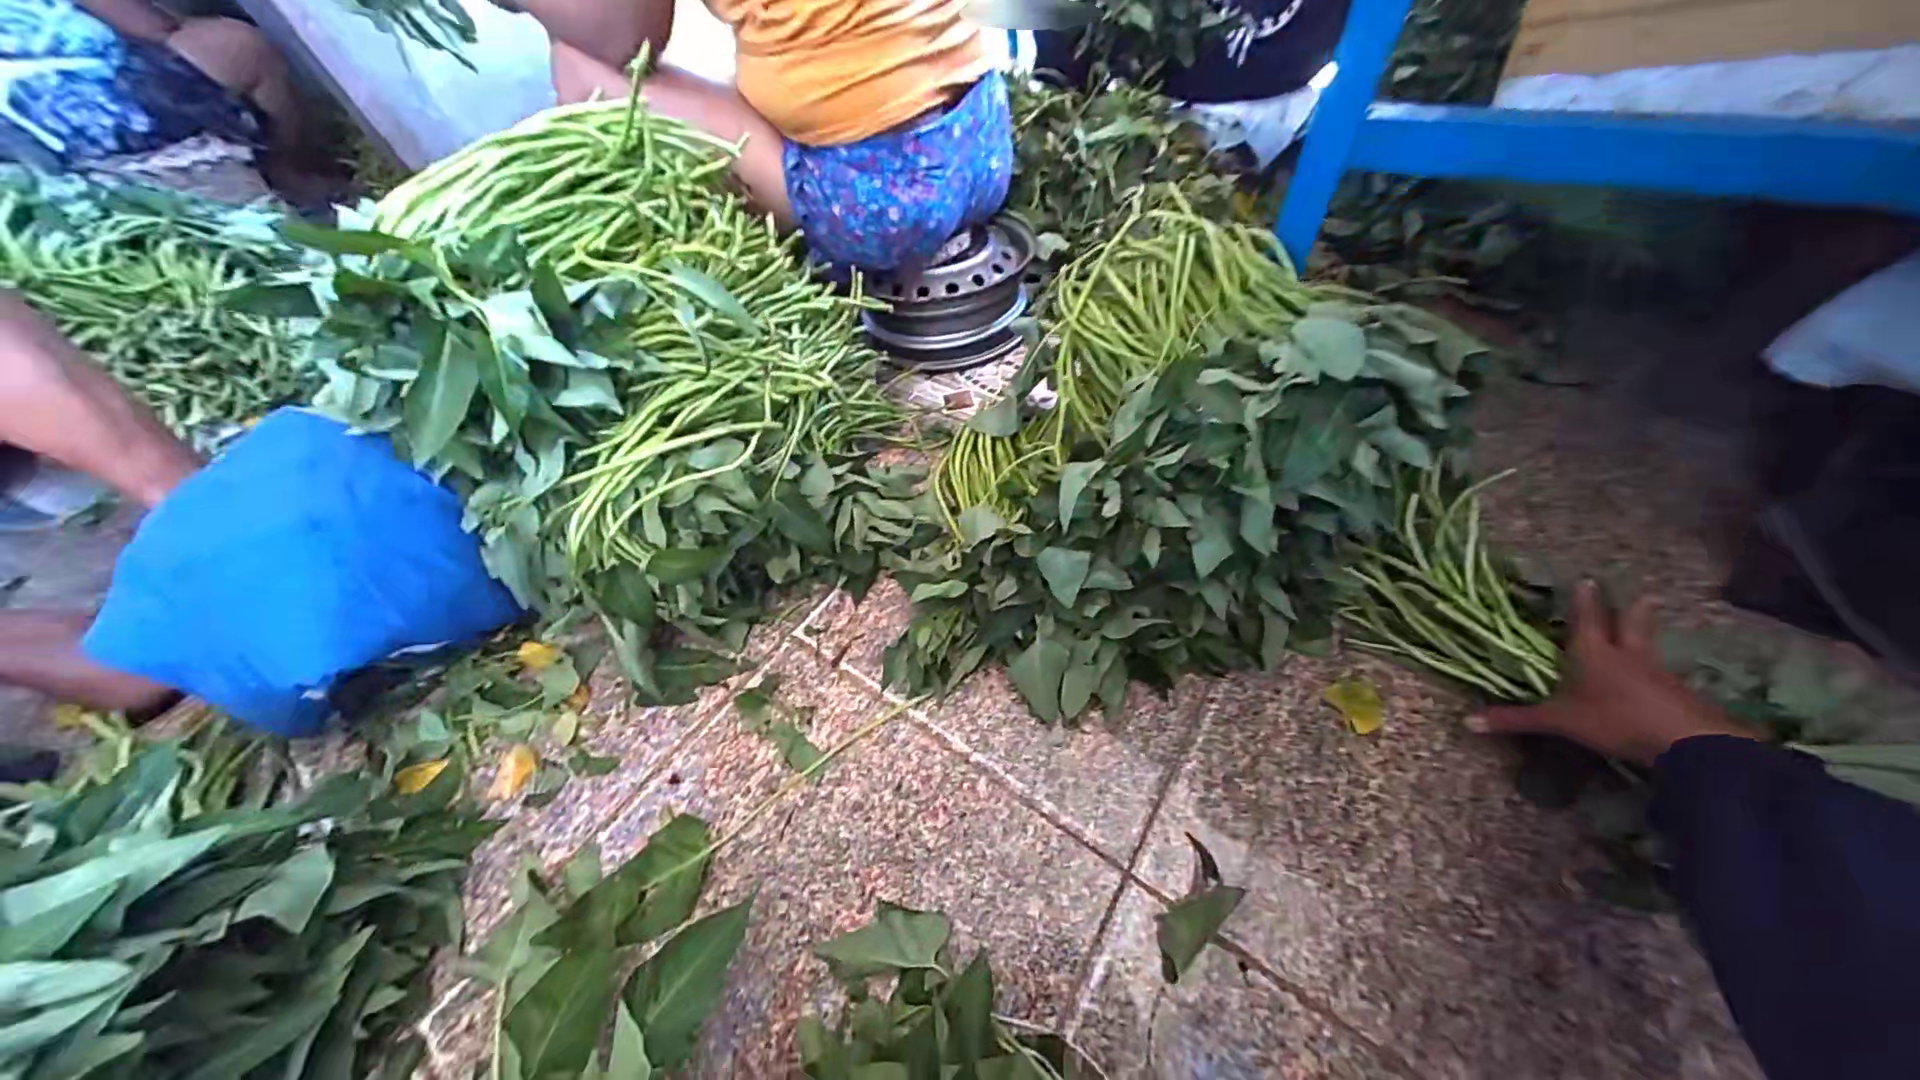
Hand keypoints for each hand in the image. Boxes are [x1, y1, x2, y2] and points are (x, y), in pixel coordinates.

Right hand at [1466, 582, 1752, 764]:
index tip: (1587, 579)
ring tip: (1655, 624)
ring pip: (1650, 648)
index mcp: (1593, 654)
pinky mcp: (1682, 696)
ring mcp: (1659, 675)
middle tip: (1642, 595)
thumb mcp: (1559, 721)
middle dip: (1632, 611)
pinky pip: (1666, 675)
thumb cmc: (1615, 720)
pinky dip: (1661, 670)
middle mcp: (1627, 657)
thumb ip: (1516, 719)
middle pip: (1631, 627)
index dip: (1584, 601)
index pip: (1586, 621)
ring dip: (1649, 635)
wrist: (1691, 744)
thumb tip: (1467, 721)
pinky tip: (1664, 677)